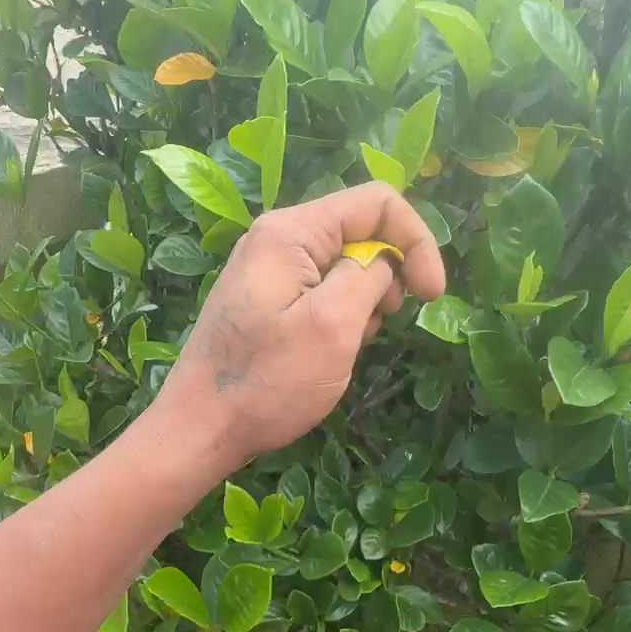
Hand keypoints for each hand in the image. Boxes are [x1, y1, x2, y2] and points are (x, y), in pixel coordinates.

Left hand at [153, 182, 446, 468]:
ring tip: (340, 348)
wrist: (200, 428)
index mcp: (289, 232)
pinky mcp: (265, 303)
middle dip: (385, 279)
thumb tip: (382, 261)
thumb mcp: (332, 326)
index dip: (416, 241)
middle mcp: (275, 240)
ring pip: (343, 269)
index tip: (431, 296)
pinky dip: (336, 320)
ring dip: (360, 306)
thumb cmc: (266, 381)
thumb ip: (369, 277)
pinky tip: (322, 355)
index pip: (377, 203)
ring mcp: (267, 273)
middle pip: (359, 234)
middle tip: (372, 328)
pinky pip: (319, 295)